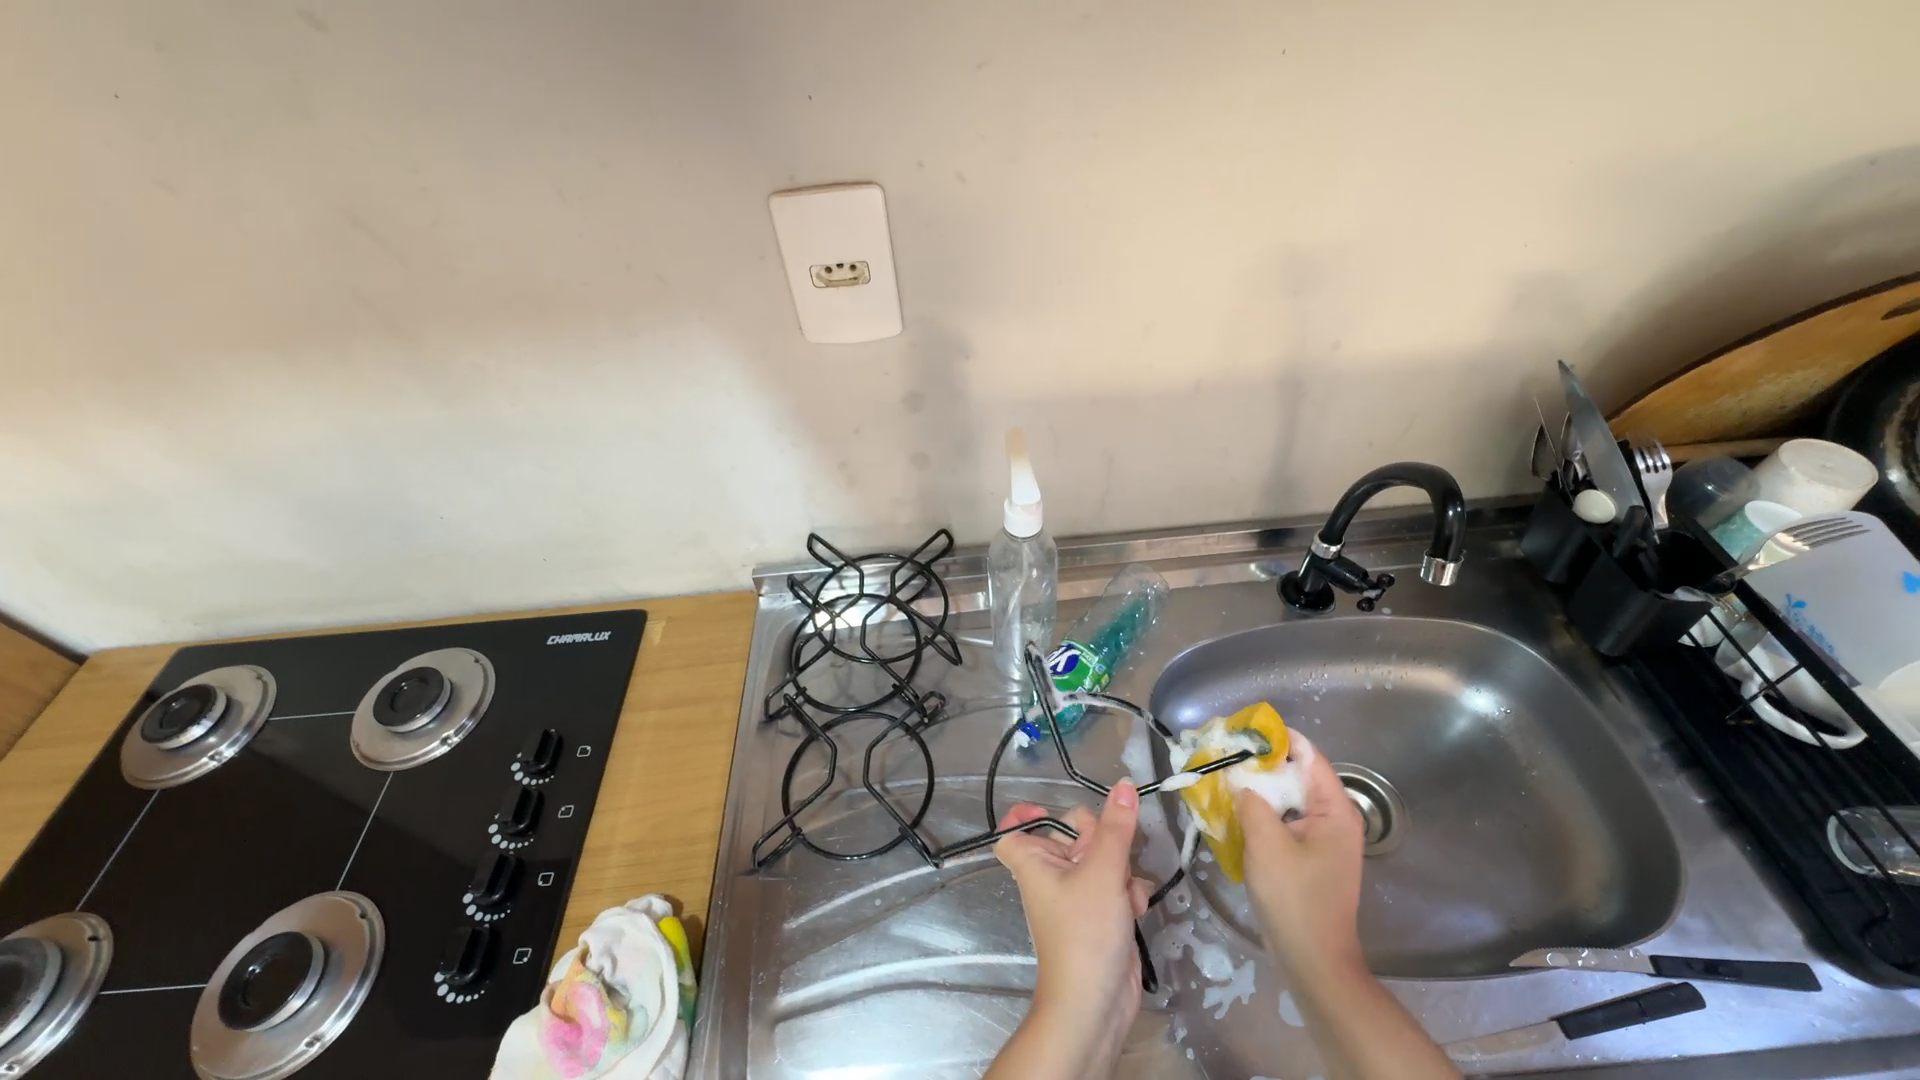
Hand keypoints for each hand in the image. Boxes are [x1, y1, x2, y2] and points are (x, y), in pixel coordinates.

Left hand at [987, 780, 1152, 1079]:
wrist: (1094, 1002)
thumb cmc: (1084, 932)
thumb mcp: (1102, 872)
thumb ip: (1116, 827)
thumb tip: (1123, 784)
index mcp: (1033, 861)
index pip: (1013, 830)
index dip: (1026, 816)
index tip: (1049, 809)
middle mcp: (1051, 875)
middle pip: (1072, 835)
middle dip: (1100, 842)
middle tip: (1109, 859)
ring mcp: (1076, 895)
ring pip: (1101, 859)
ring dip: (1121, 870)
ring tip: (1123, 893)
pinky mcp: (1100, 913)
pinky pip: (1115, 885)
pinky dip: (1127, 893)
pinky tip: (1134, 910)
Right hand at [1237, 734, 1367, 978]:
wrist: (1313, 960)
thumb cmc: (1295, 899)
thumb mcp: (1266, 844)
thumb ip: (1251, 802)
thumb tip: (1240, 779)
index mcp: (1335, 809)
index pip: (1308, 755)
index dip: (1276, 738)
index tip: (1240, 730)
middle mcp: (1334, 818)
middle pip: (1297, 775)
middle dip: (1261, 763)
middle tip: (1223, 753)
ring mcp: (1323, 839)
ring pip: (1287, 800)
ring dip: (1258, 790)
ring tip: (1222, 778)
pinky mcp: (1310, 857)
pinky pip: (1284, 822)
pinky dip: (1261, 813)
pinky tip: (1233, 814)